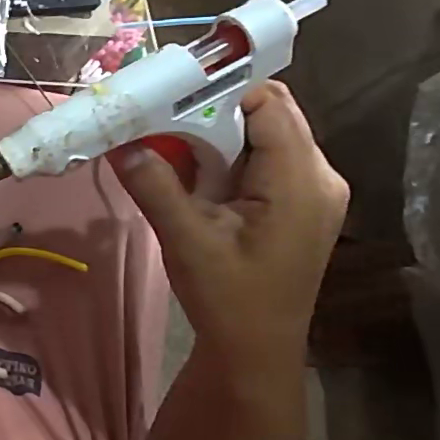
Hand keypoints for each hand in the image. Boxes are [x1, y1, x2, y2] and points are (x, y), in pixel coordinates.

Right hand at [109, 82, 347, 371]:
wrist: (255, 351)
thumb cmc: (228, 298)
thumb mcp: (186, 241)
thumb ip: (155, 186)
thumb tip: (121, 143)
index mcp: (300, 180)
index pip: (268, 103)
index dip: (221, 88)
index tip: (172, 93)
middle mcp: (318, 175)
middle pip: (268, 113)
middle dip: (214, 107)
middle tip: (164, 115)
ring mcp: (312, 190)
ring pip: (264, 133)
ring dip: (217, 132)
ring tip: (173, 142)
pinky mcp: (298, 202)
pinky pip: (264, 157)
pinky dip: (227, 154)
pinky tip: (197, 172)